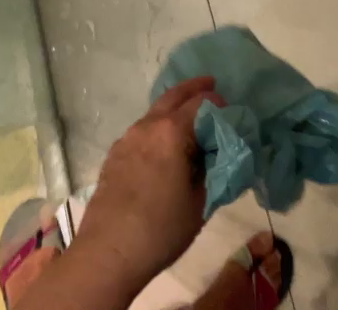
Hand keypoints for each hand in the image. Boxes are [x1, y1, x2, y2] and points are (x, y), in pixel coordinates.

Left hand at [74, 77, 223, 291]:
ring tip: (188, 119)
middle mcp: (147, 126)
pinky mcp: (113, 156)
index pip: (200, 103)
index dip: (217, 103)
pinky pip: (141, 131)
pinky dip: (156, 128)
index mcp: (172, 132)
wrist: (108, 252)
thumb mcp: (199, 203)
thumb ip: (209, 172)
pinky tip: (162, 147)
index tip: (229, 110)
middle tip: (210, 85)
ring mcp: (126, 139)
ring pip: (154, 113)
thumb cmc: (161, 229)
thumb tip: (213, 156)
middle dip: (193, 89)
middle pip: (172, 96)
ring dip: (172, 109)